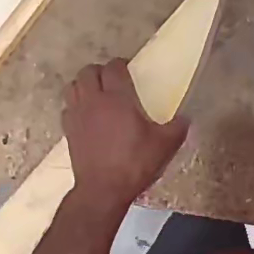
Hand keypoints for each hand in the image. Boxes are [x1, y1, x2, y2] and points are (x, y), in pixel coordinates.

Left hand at [61, 58, 187, 211]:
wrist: (104, 189)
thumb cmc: (136, 163)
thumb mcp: (166, 145)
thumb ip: (178, 127)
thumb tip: (186, 118)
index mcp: (118, 98)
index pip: (114, 68)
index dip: (121, 64)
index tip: (128, 69)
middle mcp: (93, 100)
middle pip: (88, 72)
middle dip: (100, 71)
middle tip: (113, 81)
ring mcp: (77, 115)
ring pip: (73, 86)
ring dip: (84, 85)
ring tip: (97, 94)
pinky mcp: (68, 130)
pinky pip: (68, 107)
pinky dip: (76, 106)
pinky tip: (87, 116)